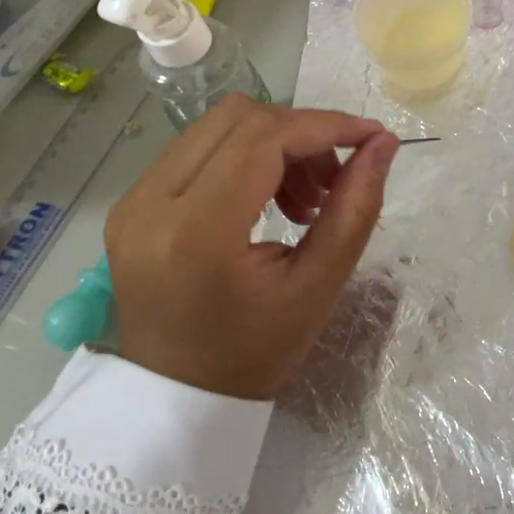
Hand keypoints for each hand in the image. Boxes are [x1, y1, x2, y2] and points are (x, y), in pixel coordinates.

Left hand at [104, 96, 400, 398]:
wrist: (177, 396)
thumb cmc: (255, 352)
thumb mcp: (318, 286)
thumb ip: (355, 209)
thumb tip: (384, 143)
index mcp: (197, 232)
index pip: (265, 139)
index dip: (326, 127)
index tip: (373, 138)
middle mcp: (150, 202)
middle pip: (240, 118)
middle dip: (302, 134)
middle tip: (334, 182)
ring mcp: (133, 199)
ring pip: (218, 125)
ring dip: (274, 143)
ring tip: (304, 199)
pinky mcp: (128, 202)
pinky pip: (197, 148)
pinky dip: (245, 157)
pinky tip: (269, 199)